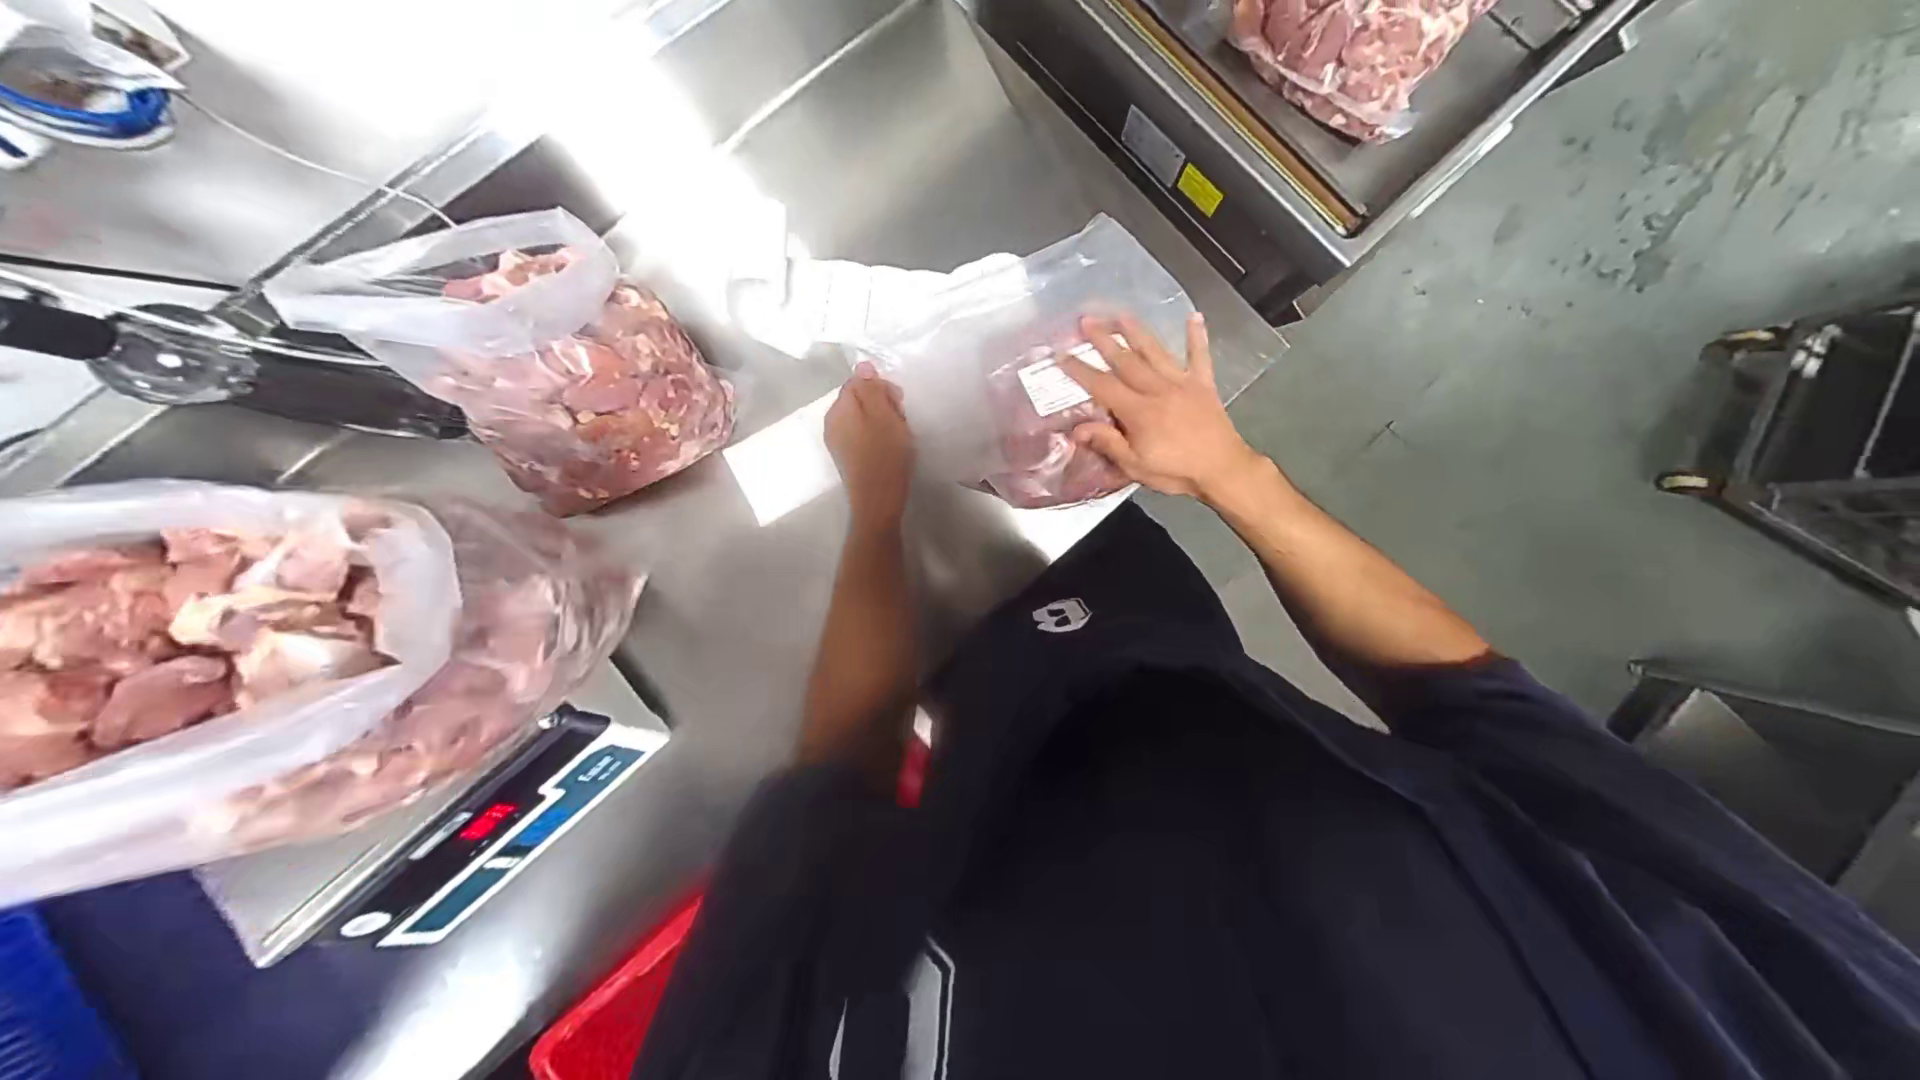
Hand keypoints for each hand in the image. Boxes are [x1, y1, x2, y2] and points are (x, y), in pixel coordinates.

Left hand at [827, 361, 914, 526]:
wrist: (878, 501)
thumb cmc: (884, 455)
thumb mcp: (882, 415)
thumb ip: (871, 388)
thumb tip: (862, 365)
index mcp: (839, 409)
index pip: (859, 382)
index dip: (881, 388)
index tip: (899, 404)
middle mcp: (832, 423)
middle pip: (860, 400)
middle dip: (883, 405)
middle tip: (902, 421)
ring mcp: (838, 442)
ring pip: (864, 419)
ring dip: (883, 422)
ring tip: (899, 437)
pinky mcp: (848, 458)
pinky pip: (863, 436)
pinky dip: (878, 437)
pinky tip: (891, 449)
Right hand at [1058, 312, 1271, 503]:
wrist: (1222, 470)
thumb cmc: (1176, 471)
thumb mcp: (1135, 465)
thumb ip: (1107, 443)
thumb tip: (1078, 428)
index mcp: (1138, 411)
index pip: (1102, 386)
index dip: (1080, 370)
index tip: (1062, 355)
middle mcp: (1158, 390)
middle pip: (1126, 360)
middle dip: (1103, 340)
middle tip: (1086, 320)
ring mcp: (1182, 383)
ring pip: (1155, 351)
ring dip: (1137, 331)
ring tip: (1121, 314)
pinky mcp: (1204, 385)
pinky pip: (1200, 356)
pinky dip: (1197, 336)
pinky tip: (1194, 316)